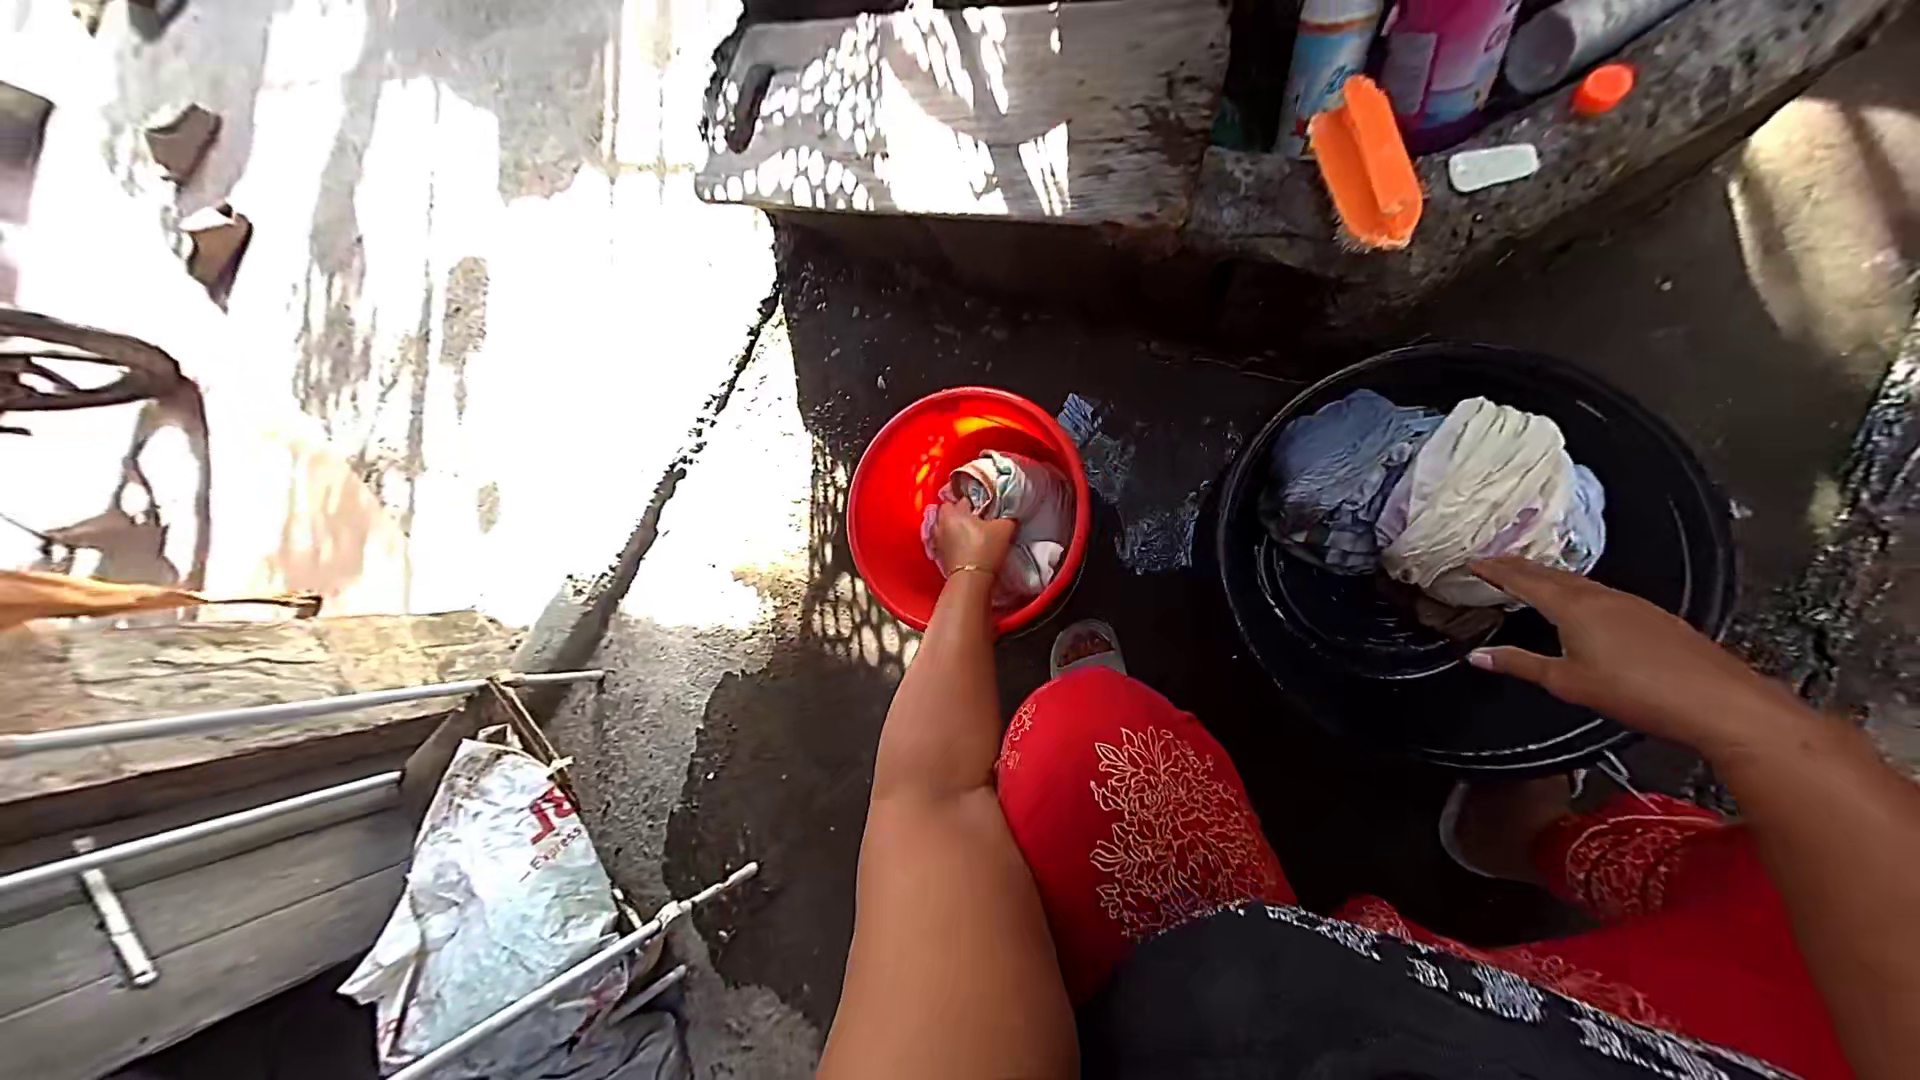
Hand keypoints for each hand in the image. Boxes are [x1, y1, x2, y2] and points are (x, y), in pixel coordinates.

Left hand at [930, 501, 1015, 578]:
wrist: (971, 580)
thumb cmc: (985, 549)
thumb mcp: (1004, 529)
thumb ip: (1007, 517)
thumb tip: (1010, 513)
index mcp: (954, 513)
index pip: (961, 499)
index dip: (973, 501)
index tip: (983, 508)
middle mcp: (941, 524)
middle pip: (950, 512)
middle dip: (960, 513)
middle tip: (976, 519)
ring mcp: (938, 541)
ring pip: (946, 527)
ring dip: (955, 528)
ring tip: (970, 533)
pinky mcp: (940, 556)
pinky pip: (946, 541)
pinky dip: (953, 542)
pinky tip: (965, 546)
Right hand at [1468, 557, 1803, 752]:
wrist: (1725, 706)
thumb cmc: (1638, 693)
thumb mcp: (1567, 682)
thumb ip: (1519, 664)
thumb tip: (1477, 655)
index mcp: (1574, 608)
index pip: (1524, 582)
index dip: (1496, 571)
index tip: (1473, 563)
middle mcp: (1603, 598)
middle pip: (1552, 575)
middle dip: (1519, 566)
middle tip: (1494, 560)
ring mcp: (1634, 606)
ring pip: (1579, 581)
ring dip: (1548, 575)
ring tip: (1529, 574)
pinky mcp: (1656, 618)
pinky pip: (1602, 592)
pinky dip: (1576, 588)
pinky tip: (1579, 598)